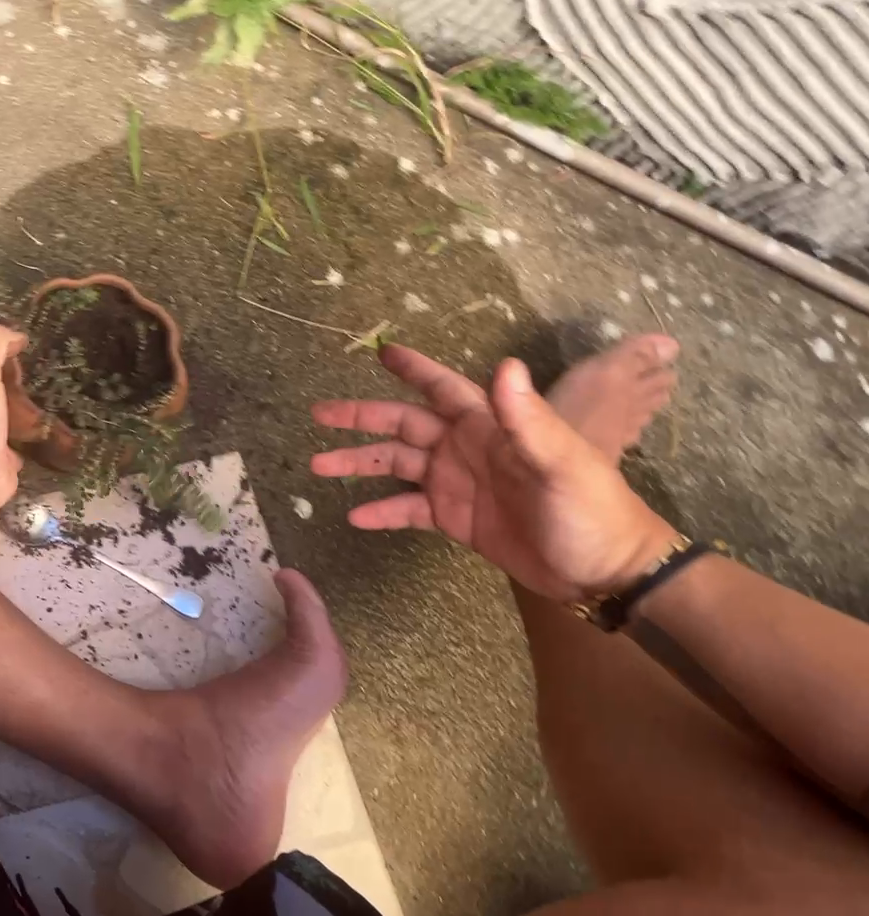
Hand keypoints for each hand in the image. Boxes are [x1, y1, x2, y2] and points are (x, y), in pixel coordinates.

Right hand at [310, 345, 679, 601]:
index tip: (381, 352)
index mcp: (487, 428)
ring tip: (318, 466)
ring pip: (394, 465)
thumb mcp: (562, 462)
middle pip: (402, 425)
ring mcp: (455, 483)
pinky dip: (380, 511)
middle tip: (319, 414)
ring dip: (356, 464)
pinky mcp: (452, 518)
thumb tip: (505, 364)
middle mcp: (463, 448)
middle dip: (360, 418)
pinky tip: (354, 516)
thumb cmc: (591, 510)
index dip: (413, 369)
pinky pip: (406, 509)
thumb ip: (527, 418)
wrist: (605, 572)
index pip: (442, 388)